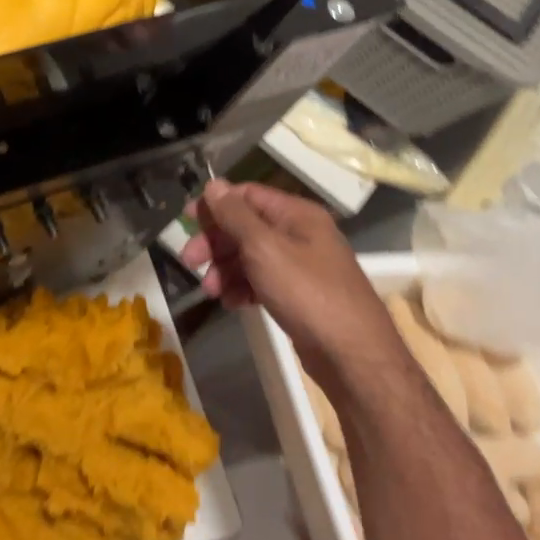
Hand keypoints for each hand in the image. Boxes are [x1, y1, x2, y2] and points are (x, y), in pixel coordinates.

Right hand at [182, 180, 402, 389]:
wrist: (353, 356)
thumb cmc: (307, 292)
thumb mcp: (263, 248)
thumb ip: (235, 215)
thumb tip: (214, 184)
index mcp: (297, 215)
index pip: (247, 195)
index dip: (215, 204)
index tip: (187, 222)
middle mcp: (301, 234)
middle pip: (245, 226)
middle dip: (215, 243)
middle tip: (189, 261)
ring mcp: (302, 266)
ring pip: (250, 256)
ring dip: (225, 269)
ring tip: (212, 291)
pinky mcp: (300, 294)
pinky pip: (263, 280)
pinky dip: (243, 288)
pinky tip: (233, 303)